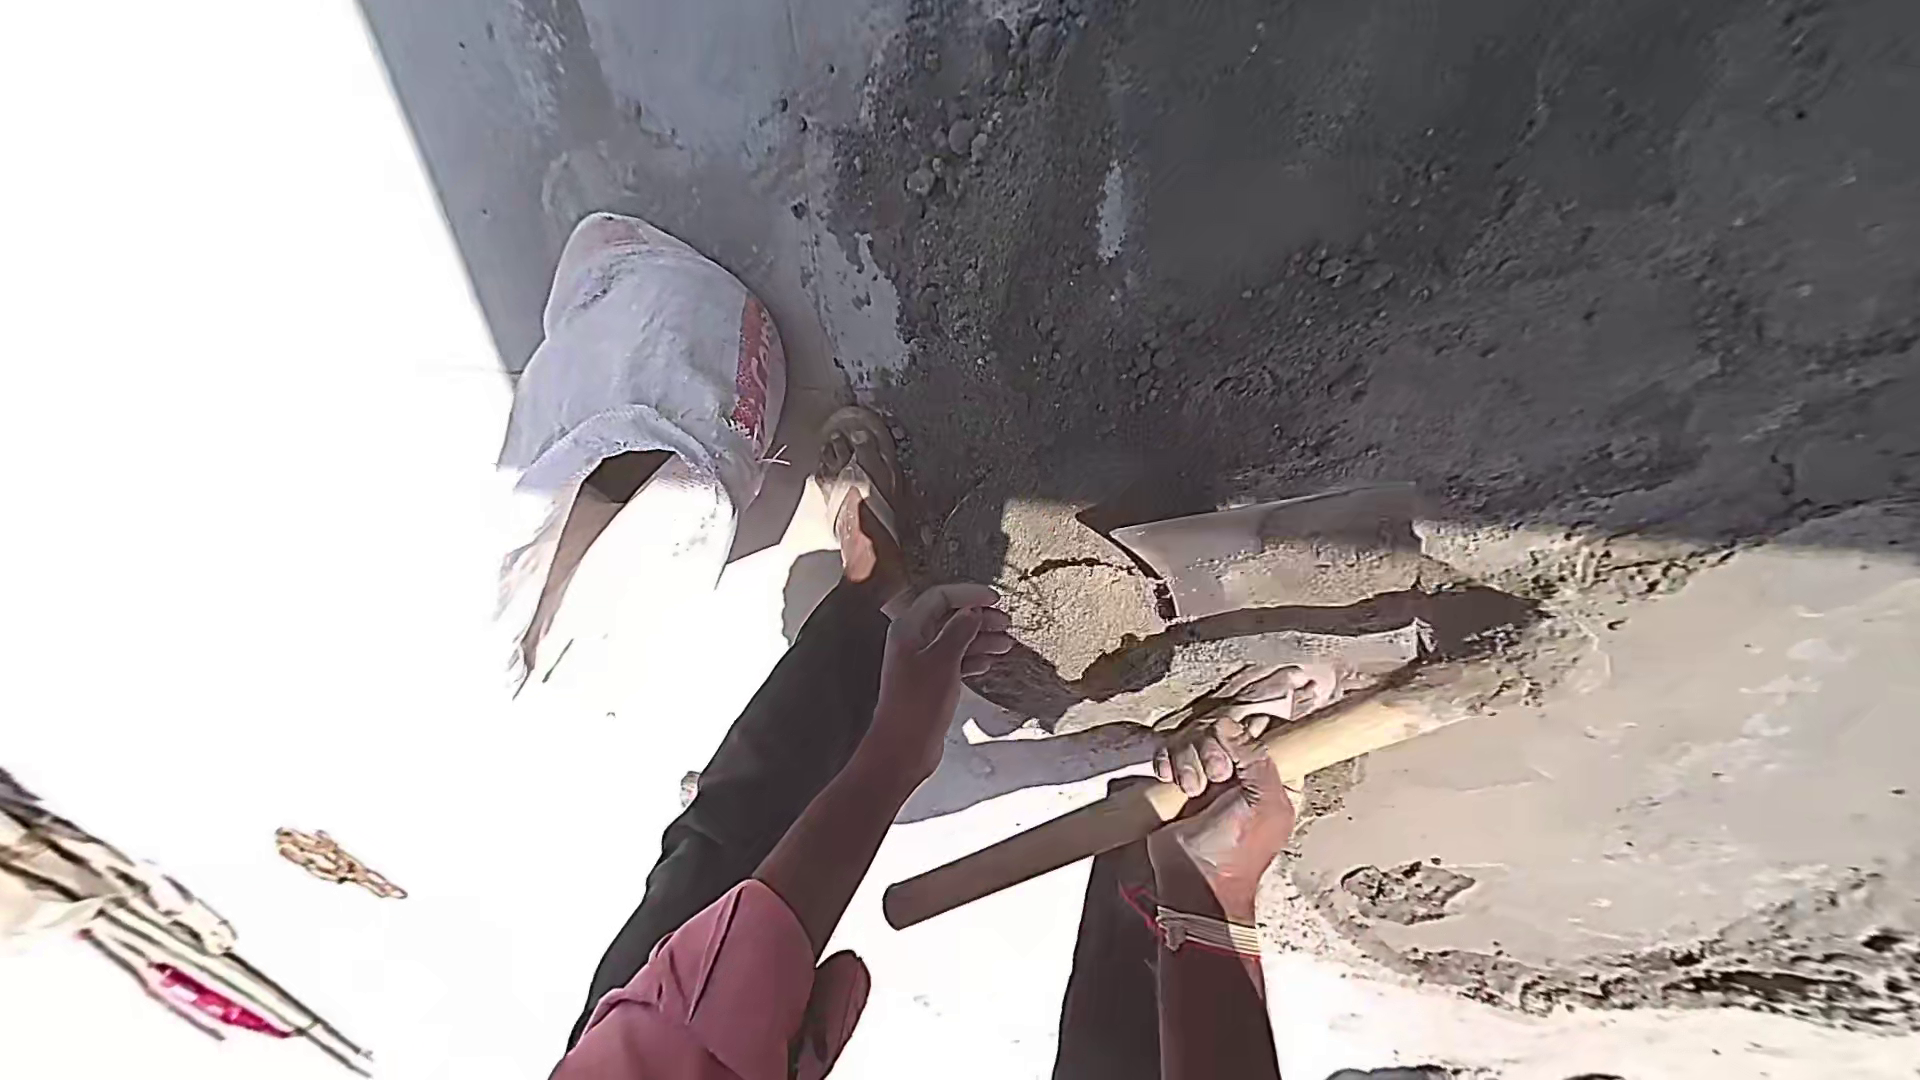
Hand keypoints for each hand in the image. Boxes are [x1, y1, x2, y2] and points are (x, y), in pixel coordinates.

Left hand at [864, 584, 1011, 781]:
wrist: (904, 748)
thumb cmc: (917, 705)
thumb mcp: (944, 660)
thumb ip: (960, 631)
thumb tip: (973, 612)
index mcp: (908, 628)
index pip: (940, 597)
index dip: (969, 594)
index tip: (994, 599)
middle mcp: (912, 640)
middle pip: (949, 617)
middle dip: (979, 617)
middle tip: (1005, 622)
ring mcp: (920, 661)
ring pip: (955, 639)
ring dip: (980, 638)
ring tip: (1005, 643)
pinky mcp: (929, 681)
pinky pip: (954, 659)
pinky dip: (972, 658)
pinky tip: (987, 662)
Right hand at [1147, 715, 1298, 916]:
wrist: (1194, 876)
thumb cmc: (1238, 850)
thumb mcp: (1264, 806)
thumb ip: (1256, 759)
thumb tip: (1228, 722)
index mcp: (1271, 772)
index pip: (1261, 727)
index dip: (1245, 730)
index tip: (1235, 751)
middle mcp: (1239, 766)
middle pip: (1219, 726)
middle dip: (1210, 750)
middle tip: (1214, 778)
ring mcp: (1206, 769)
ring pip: (1190, 735)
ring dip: (1186, 760)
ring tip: (1190, 790)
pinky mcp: (1177, 774)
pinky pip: (1167, 747)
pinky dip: (1166, 760)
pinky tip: (1170, 780)